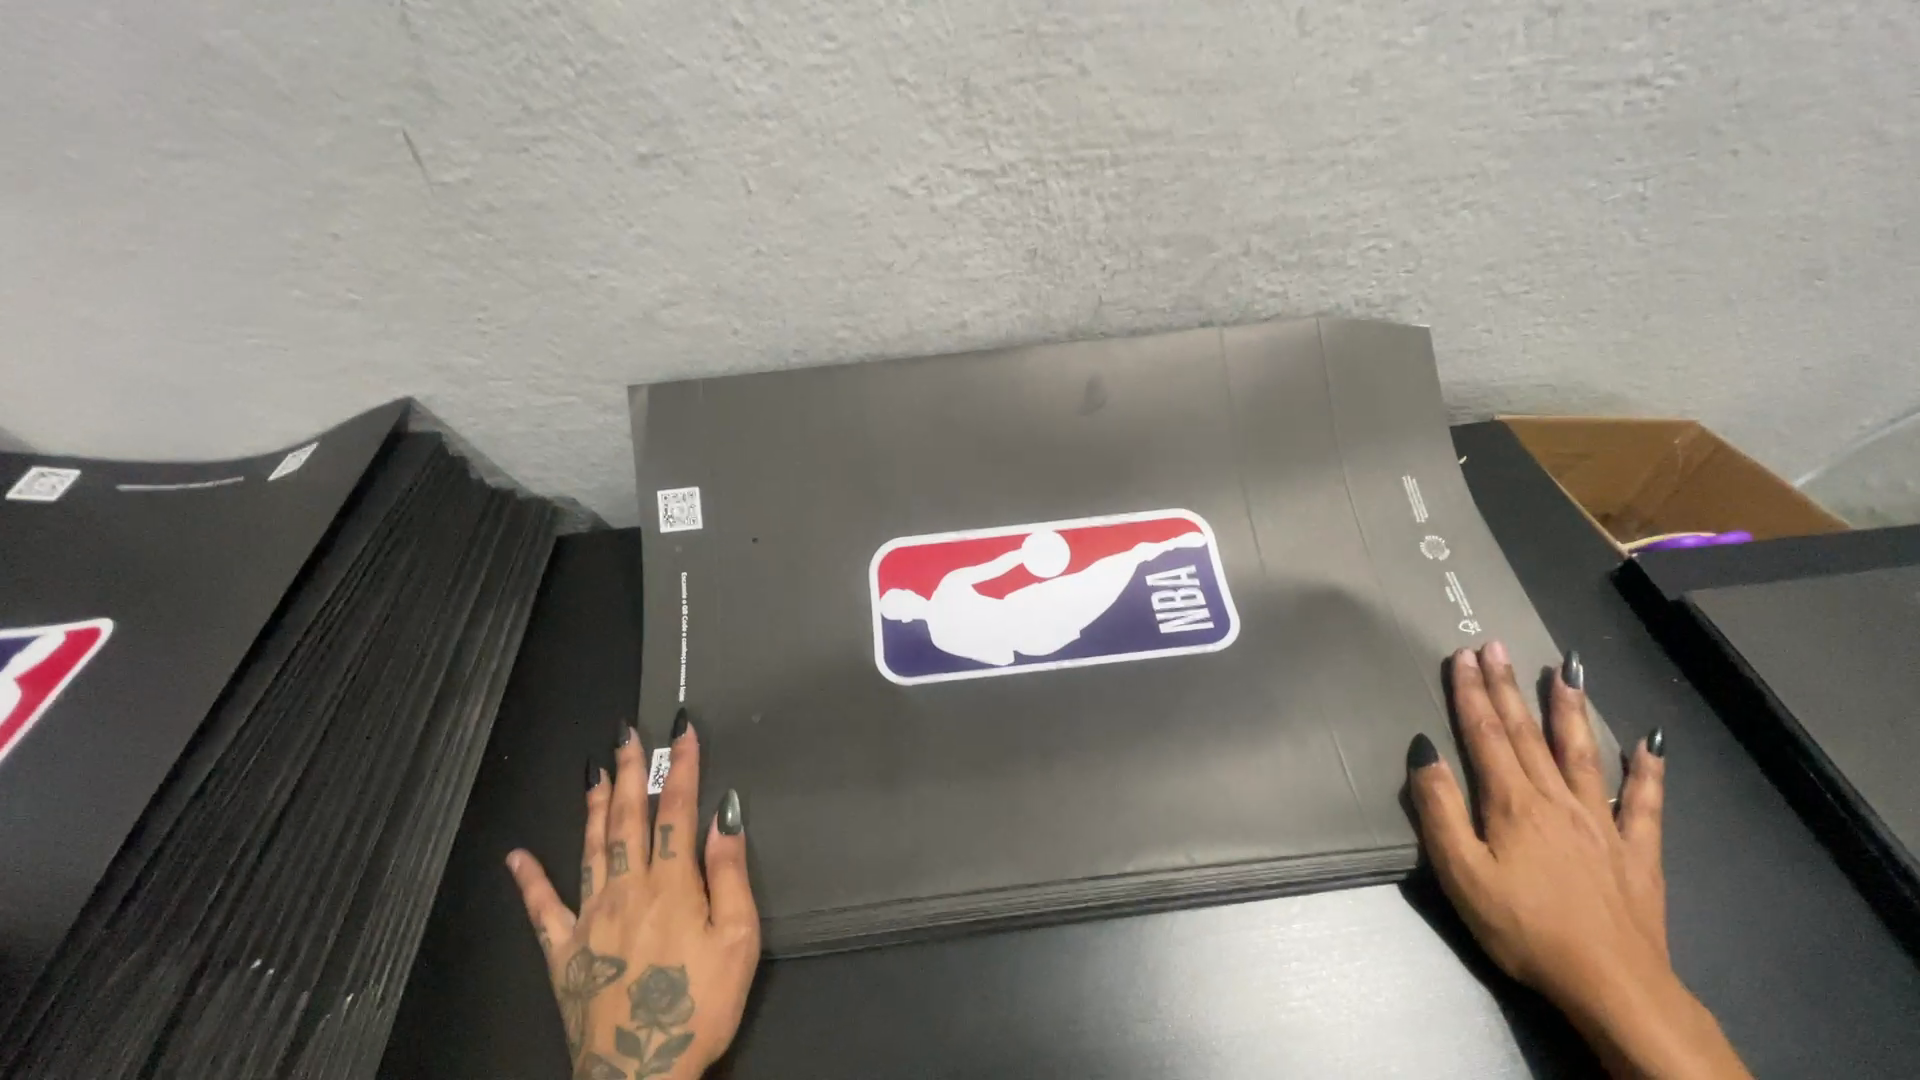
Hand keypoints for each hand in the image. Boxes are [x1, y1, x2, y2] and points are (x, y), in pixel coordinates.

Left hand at [508, 712, 759, 1079]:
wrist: (639, 1074)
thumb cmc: (699, 1006)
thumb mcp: (738, 941)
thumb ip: (729, 875)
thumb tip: (724, 815)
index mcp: (671, 884)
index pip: (677, 810)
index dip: (680, 767)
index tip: (682, 730)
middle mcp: (626, 888)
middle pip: (627, 818)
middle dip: (630, 771)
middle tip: (627, 732)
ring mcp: (589, 918)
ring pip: (590, 847)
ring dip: (592, 805)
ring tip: (593, 769)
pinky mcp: (563, 951)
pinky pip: (542, 909)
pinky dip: (529, 880)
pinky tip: (516, 855)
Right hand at [1407, 642, 1748, 1078]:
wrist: (1613, 984)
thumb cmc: (1523, 928)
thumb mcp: (1460, 872)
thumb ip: (1439, 808)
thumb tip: (1425, 750)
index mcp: (1512, 802)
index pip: (1485, 734)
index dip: (1471, 693)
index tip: (1462, 655)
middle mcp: (1558, 799)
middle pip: (1526, 733)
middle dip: (1507, 687)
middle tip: (1496, 646)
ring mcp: (1604, 822)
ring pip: (1582, 753)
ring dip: (1568, 709)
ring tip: (1564, 671)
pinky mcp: (1637, 850)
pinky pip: (1646, 802)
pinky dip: (1648, 771)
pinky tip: (1651, 745)